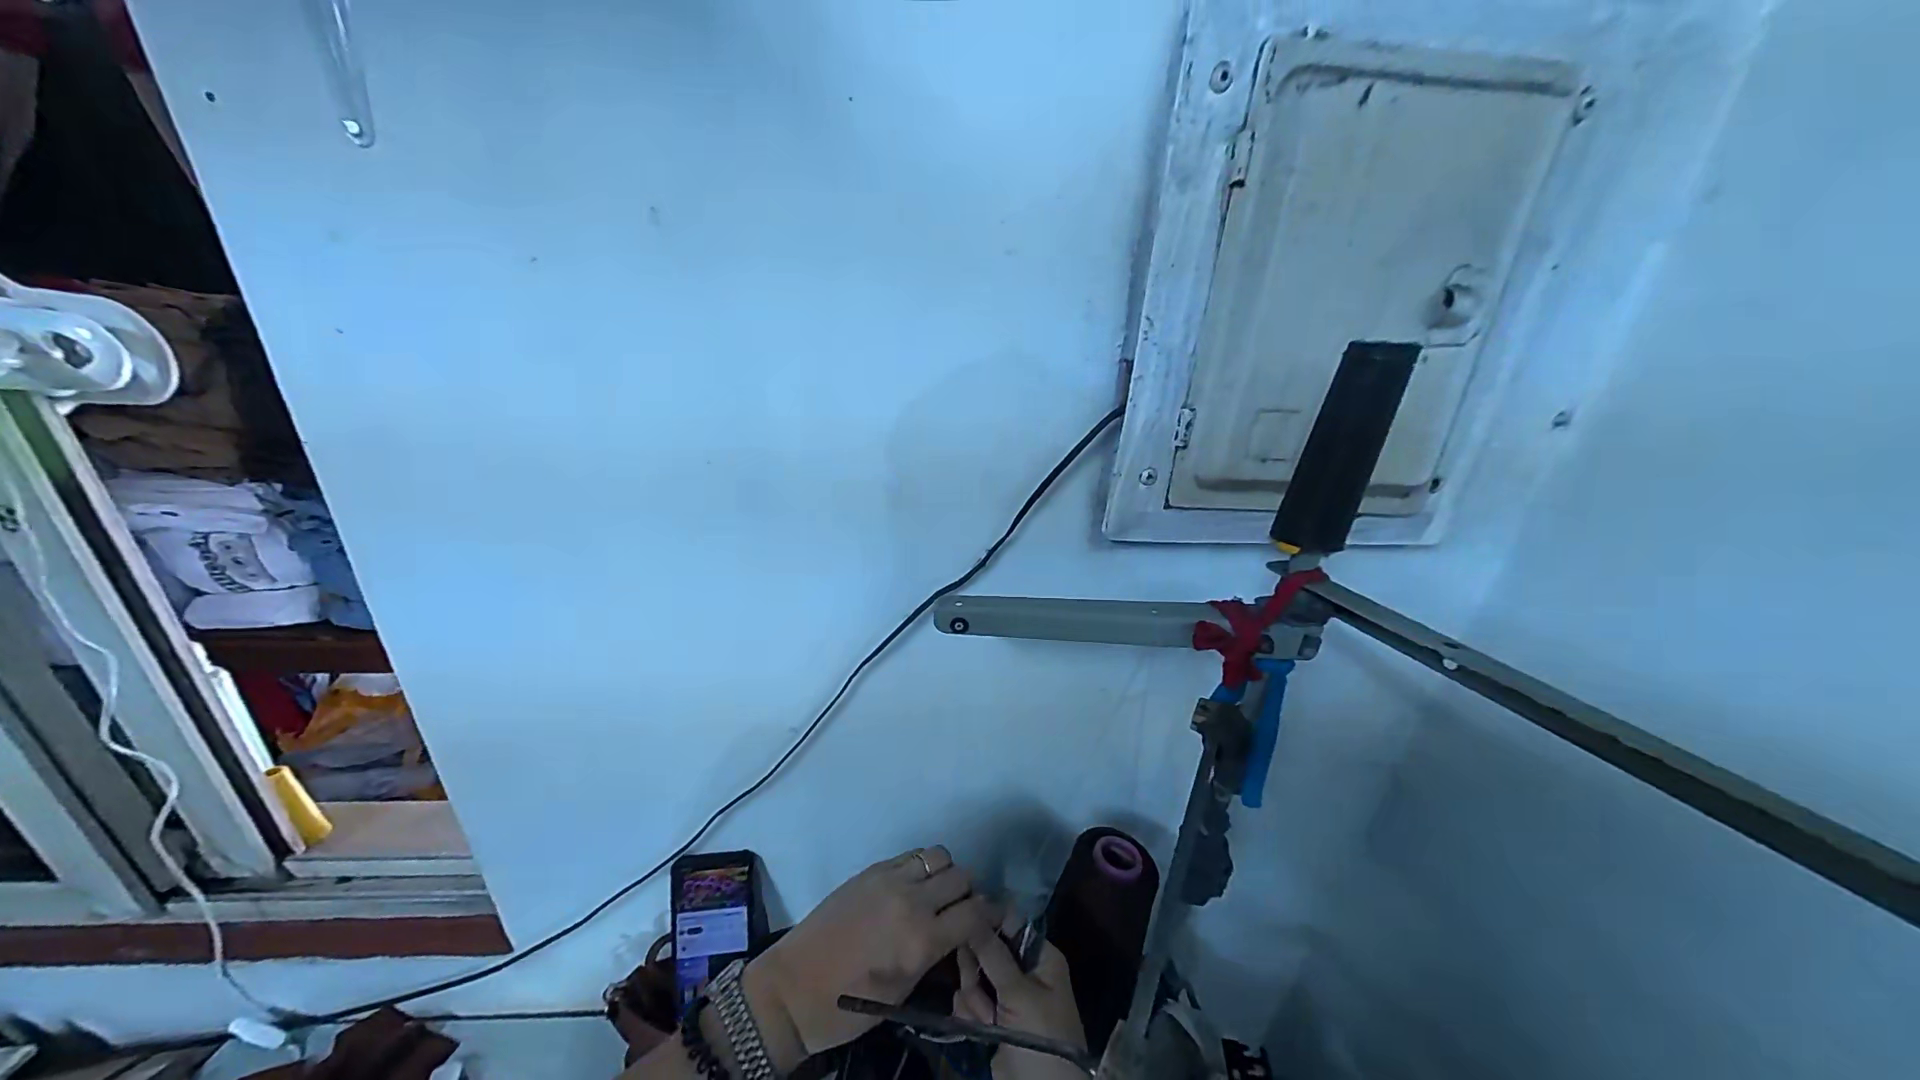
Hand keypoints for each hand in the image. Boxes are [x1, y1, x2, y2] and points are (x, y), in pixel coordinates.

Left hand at [746, 846, 996, 1066]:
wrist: (793, 988)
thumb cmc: (848, 1006)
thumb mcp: (902, 993)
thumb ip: (935, 956)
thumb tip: (959, 936)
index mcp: (922, 940)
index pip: (976, 913)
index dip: (990, 916)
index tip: (991, 922)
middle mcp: (911, 901)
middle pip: (962, 878)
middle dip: (969, 894)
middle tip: (960, 911)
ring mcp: (890, 879)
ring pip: (939, 857)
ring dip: (946, 874)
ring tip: (936, 894)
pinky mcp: (872, 869)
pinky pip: (911, 855)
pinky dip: (921, 867)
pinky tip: (912, 886)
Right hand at [954, 933, 1087, 1079]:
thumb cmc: (1042, 1037)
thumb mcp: (1020, 993)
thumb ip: (994, 954)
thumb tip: (976, 912)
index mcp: (1041, 958)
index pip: (1011, 926)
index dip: (989, 924)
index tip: (967, 923)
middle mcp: (1023, 972)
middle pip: (986, 950)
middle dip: (977, 971)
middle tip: (978, 985)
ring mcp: (1005, 996)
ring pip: (973, 977)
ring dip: (975, 997)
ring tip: (987, 1019)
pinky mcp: (989, 1018)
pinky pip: (968, 1001)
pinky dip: (970, 1013)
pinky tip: (979, 1028)